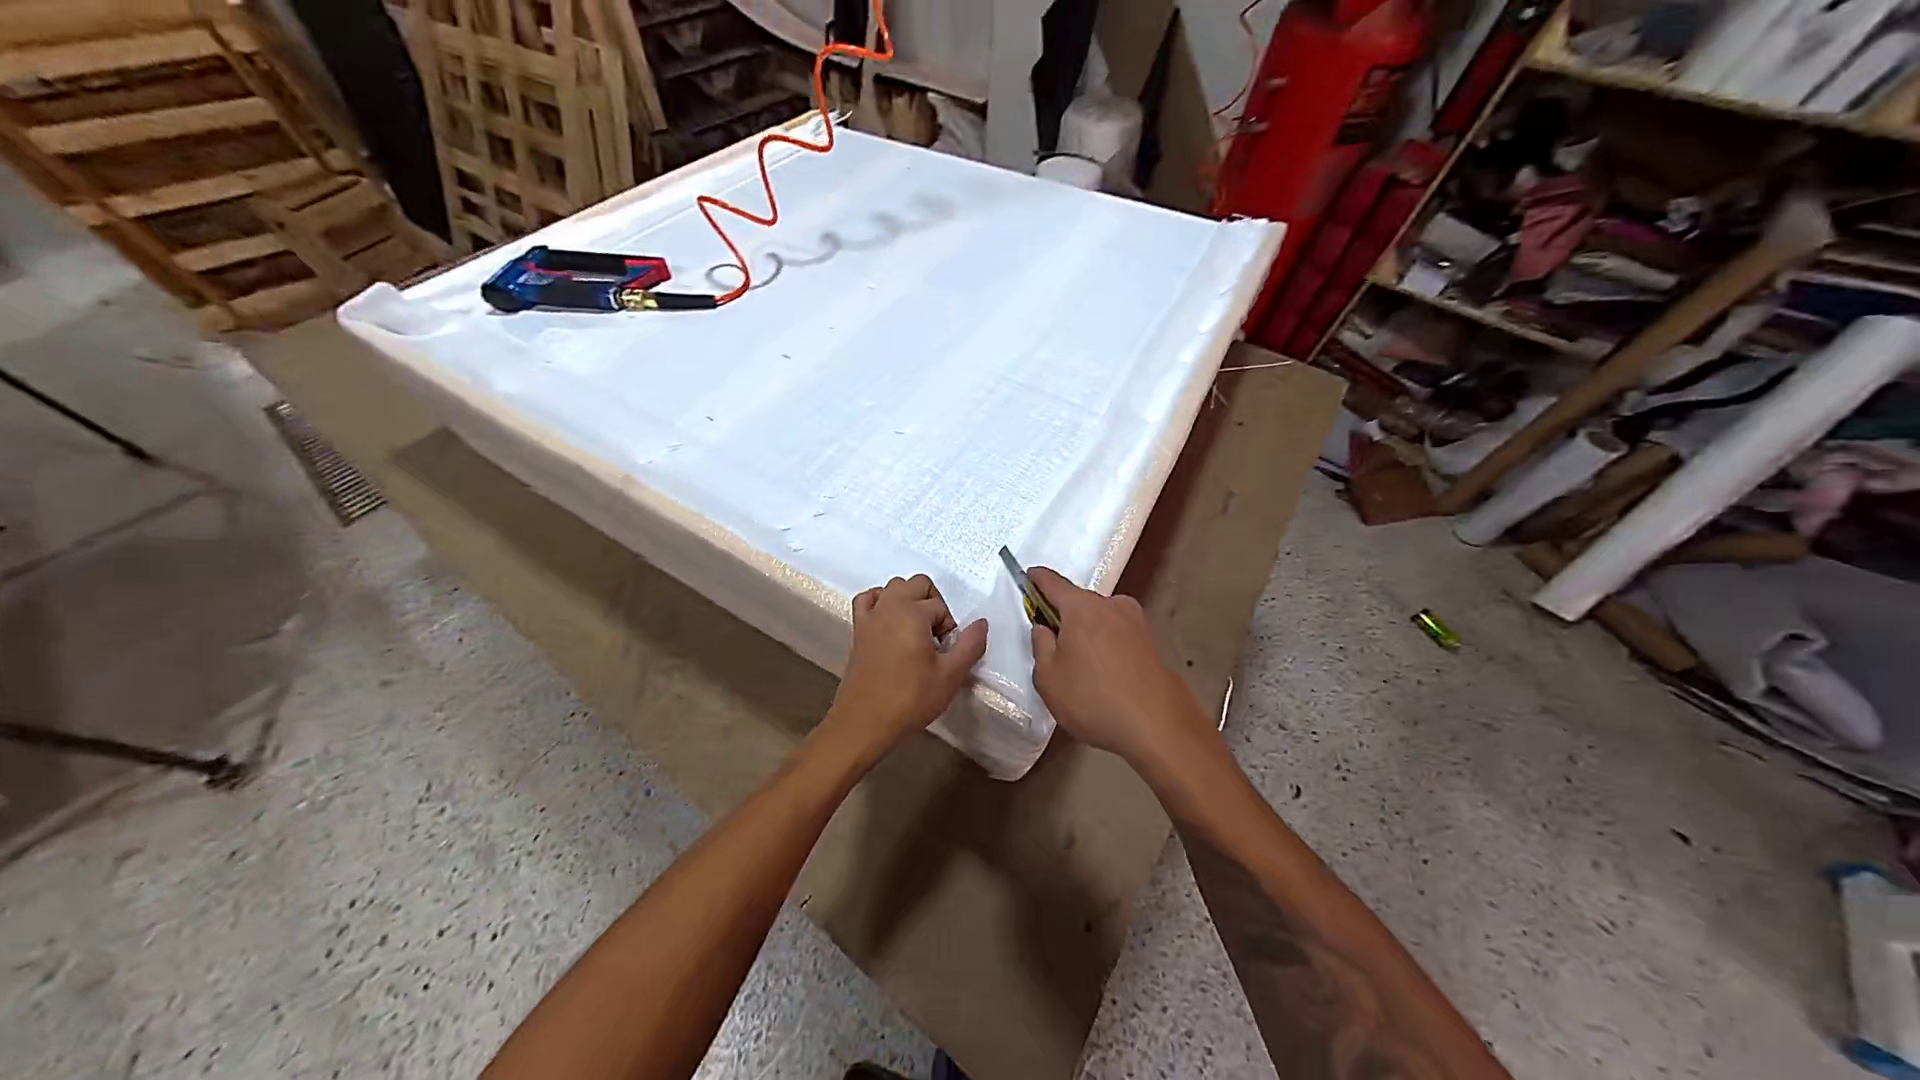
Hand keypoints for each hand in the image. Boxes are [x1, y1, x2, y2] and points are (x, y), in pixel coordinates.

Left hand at [822, 574, 987, 759]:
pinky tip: (891, 623)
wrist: (865, 722)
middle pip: (918, 584)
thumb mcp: (950, 675)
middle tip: (937, 638)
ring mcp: (870, 616)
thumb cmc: (910, 699)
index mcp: (912, 613)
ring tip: (917, 632)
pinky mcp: (858, 629)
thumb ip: (970, 645)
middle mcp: (889, 606)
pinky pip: (868, 599)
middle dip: (933, 604)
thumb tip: (982, 623)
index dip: (950, 629)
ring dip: (909, 600)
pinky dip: (881, 602)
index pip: (941, 607)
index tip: (946, 654)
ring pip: (893, 587)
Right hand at [1028, 566, 1213, 764]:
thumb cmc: (1093, 699)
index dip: (1037, 580)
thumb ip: (1041, 646)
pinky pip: (1118, 635)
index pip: (1053, 583)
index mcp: (1082, 608)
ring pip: (1101, 619)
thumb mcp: (1048, 677)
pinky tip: (1103, 673)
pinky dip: (1106, 645)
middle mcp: (1111, 606)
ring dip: (1087, 631)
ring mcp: (1136, 623)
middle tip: (1050, 639)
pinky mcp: (1150, 643)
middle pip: (1080, 602)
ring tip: (1079, 665)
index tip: (1030, 577)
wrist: (1156, 726)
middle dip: (1064, 614)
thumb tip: (1045, 629)